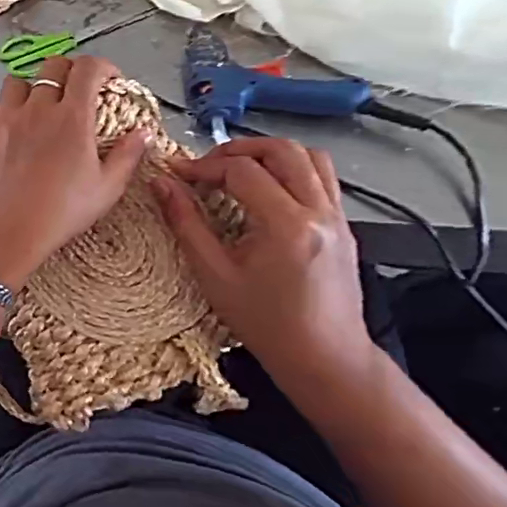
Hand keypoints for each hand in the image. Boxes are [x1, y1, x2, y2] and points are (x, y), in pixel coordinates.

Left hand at [0, 55, 149, 287]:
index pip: (88, 69)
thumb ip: (127, 155)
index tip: (108, 79)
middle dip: (68, 71)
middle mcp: (38, 109)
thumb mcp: (106, 189)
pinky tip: (7, 122)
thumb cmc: (59, 213)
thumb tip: (143, 133)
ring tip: (37, 106)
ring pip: (16, 81)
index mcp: (72, 118)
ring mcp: (6, 118)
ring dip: (30, 88)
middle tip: (75, 90)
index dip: (102, 67)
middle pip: (52, 66)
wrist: (8, 231)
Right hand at [151, 138, 374, 394]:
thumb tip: (162, 185)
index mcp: (287, 227)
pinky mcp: (344, 225)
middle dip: (237, 149)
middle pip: (281, 150)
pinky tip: (266, 189)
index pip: (242, 171)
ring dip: (269, 153)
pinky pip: (323, 177)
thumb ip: (186, 223)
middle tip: (206, 165)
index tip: (178, 174)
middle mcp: (319, 213)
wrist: (324, 357)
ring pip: (309, 156)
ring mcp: (338, 217)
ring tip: (237, 169)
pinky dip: (292, 169)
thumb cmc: (267, 325)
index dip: (203, 166)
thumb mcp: (214, 275)